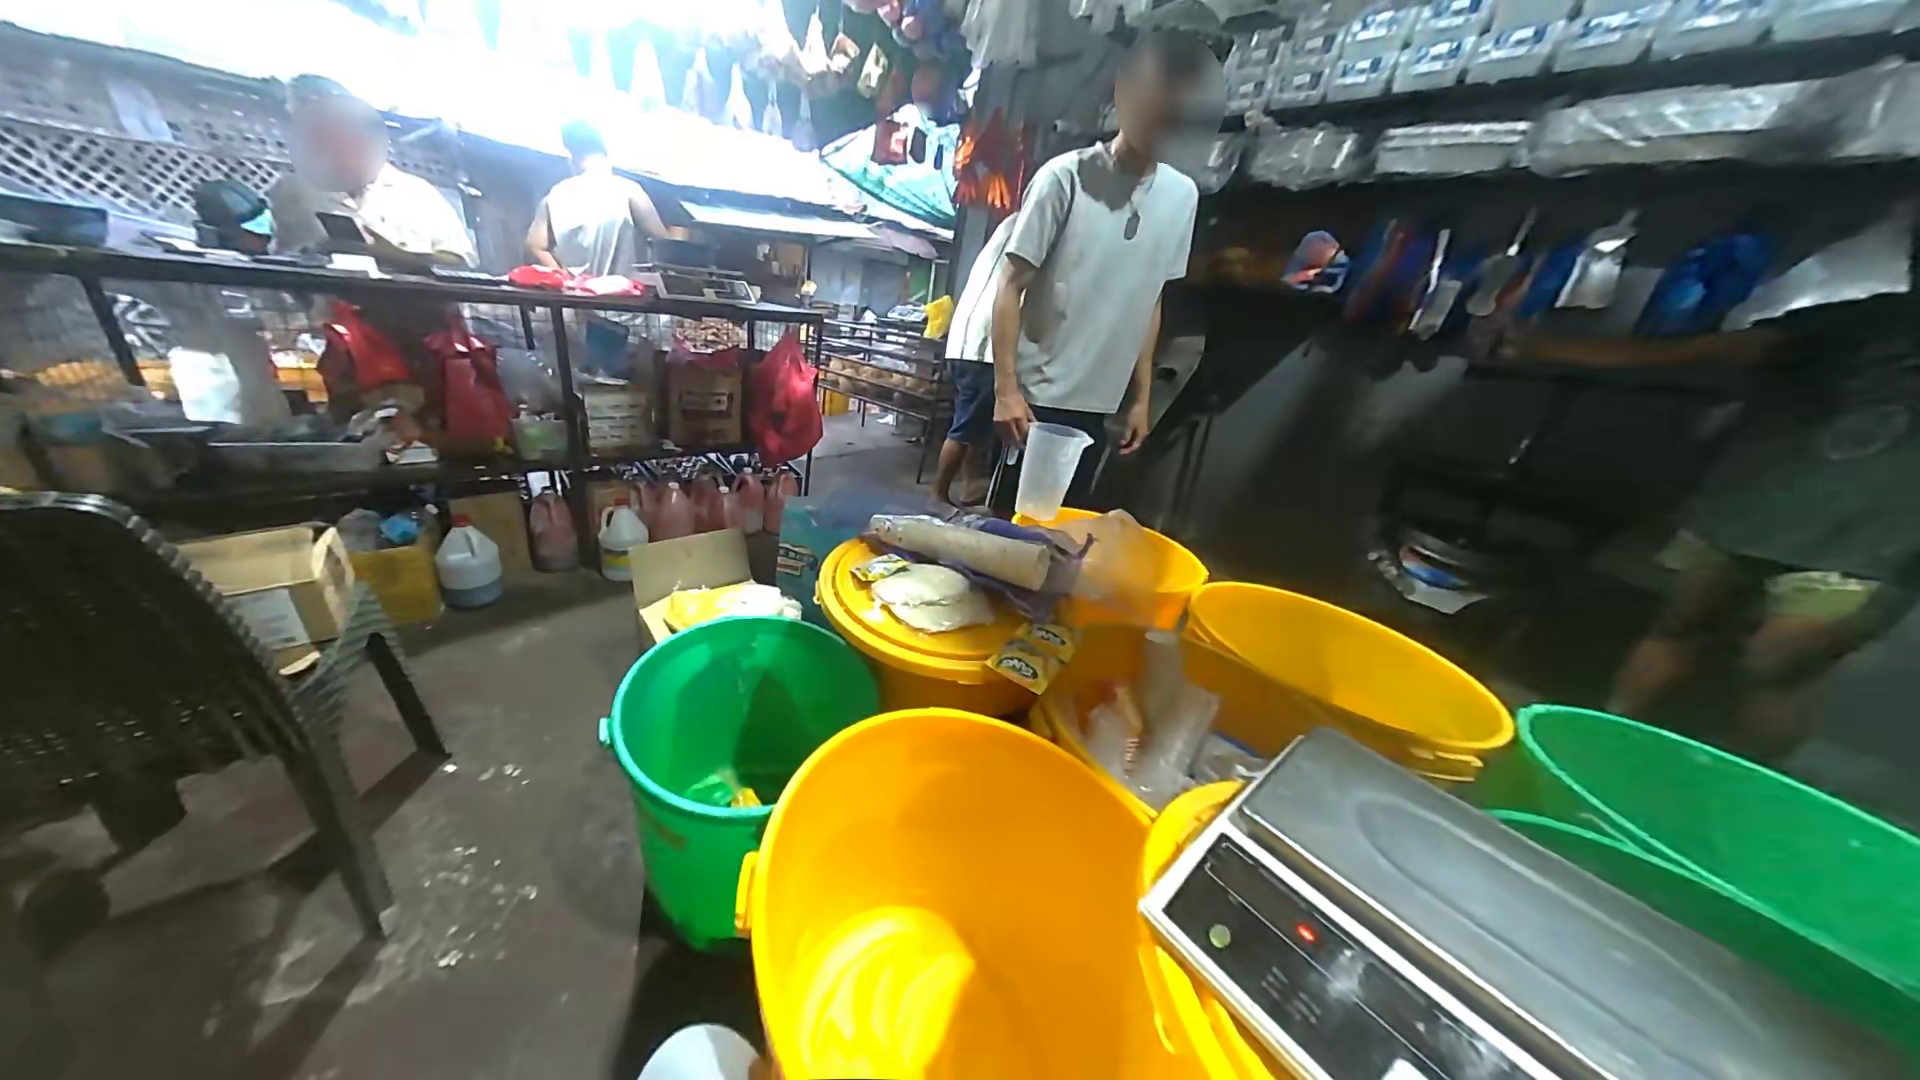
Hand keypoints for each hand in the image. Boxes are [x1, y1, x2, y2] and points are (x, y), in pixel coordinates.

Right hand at [994, 387, 1033, 446]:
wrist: (1005, 393)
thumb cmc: (1017, 400)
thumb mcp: (1027, 410)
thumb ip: (1030, 421)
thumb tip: (1034, 430)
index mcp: (1019, 418)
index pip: (1024, 433)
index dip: (1027, 439)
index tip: (1029, 442)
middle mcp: (1009, 422)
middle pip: (1015, 439)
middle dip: (1020, 443)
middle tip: (1023, 446)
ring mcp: (1001, 424)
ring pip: (1007, 439)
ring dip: (1012, 442)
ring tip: (1016, 444)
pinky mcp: (996, 424)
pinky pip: (1001, 435)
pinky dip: (1006, 438)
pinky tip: (1009, 438)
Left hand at [1119, 400, 1149, 453]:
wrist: (1139, 395)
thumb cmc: (1135, 411)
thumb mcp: (1129, 425)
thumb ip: (1125, 435)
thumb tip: (1122, 443)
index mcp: (1142, 433)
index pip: (1135, 445)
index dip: (1127, 450)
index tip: (1118, 451)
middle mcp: (1142, 429)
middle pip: (1134, 441)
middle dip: (1126, 445)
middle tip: (1116, 447)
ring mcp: (1139, 423)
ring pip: (1132, 434)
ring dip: (1125, 438)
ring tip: (1116, 440)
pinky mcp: (1136, 417)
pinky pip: (1130, 428)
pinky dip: (1124, 431)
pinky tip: (1119, 430)